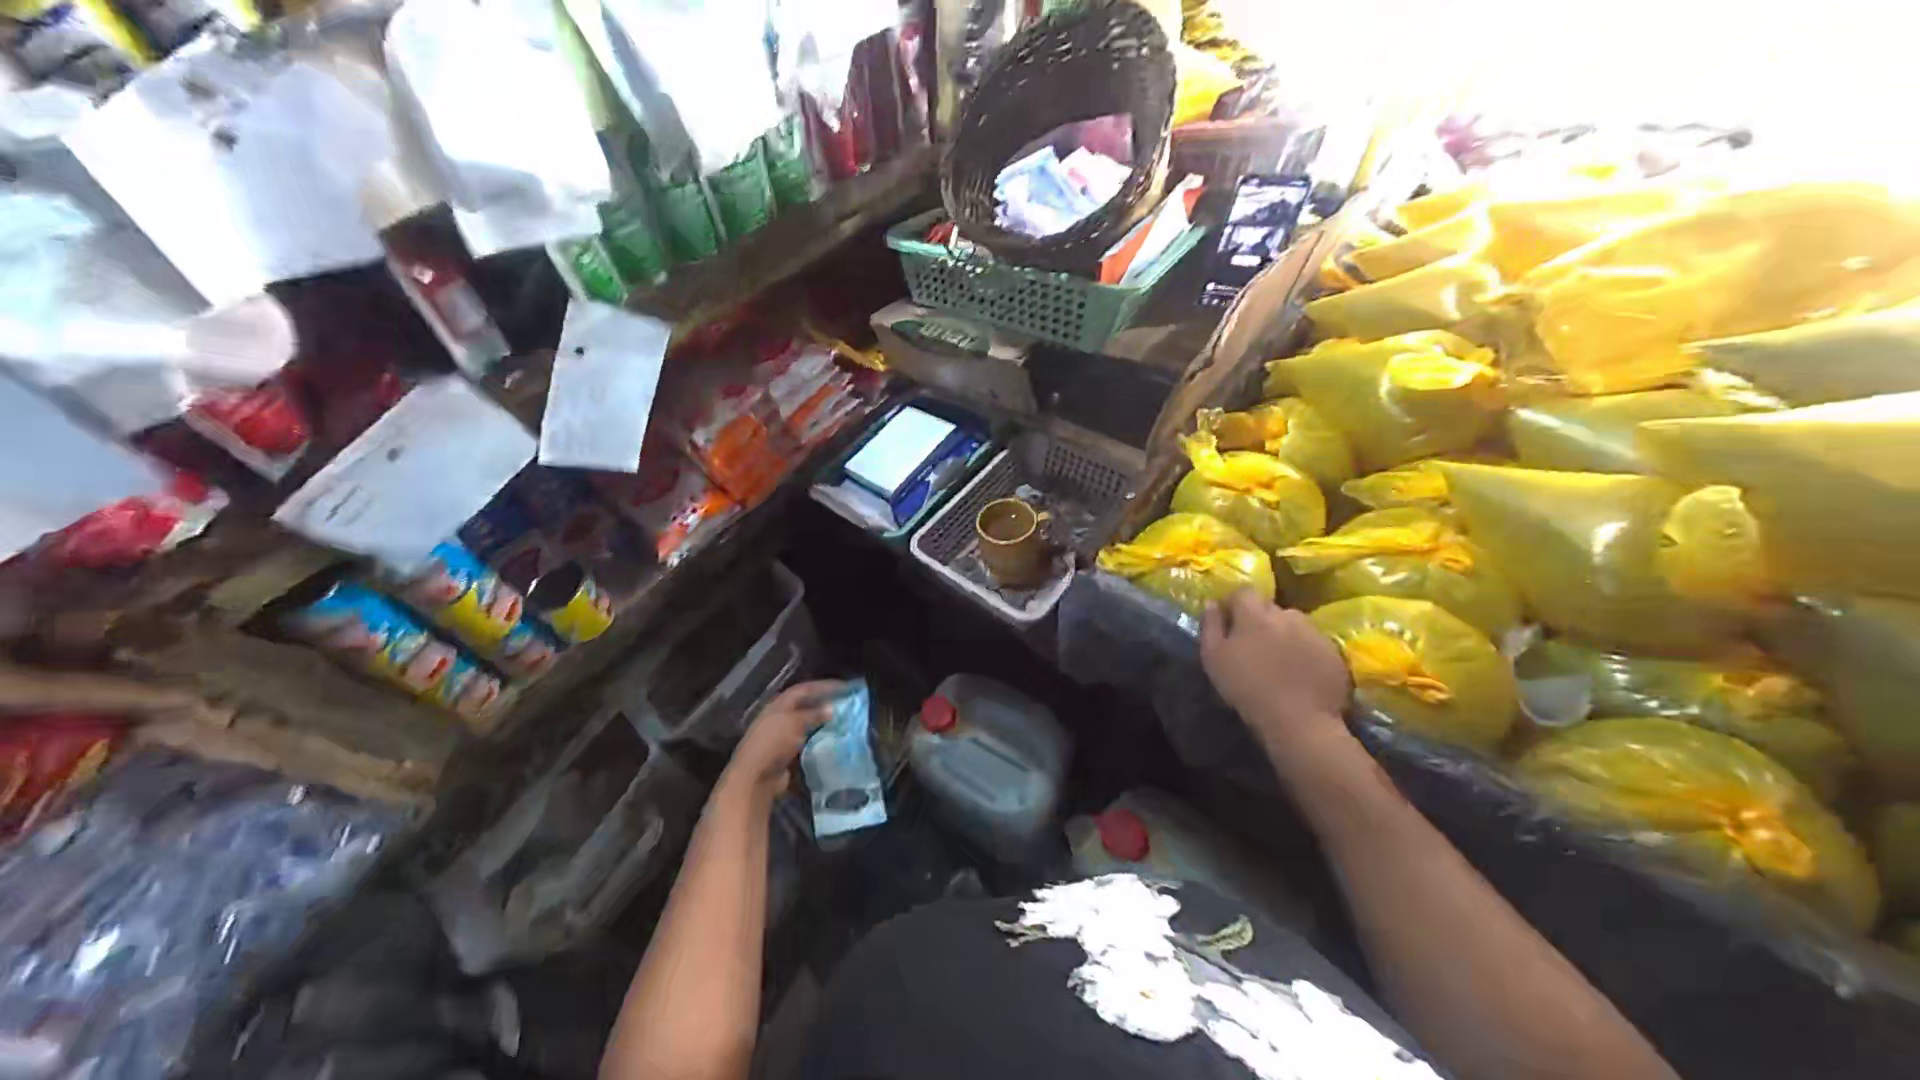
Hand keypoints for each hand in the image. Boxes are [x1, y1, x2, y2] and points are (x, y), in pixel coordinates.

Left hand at [723, 679, 845, 796]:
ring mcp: (782, 737)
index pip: (804, 689)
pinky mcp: (786, 754)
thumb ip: (814, 714)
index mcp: (779, 705)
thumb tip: (831, 708)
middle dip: (824, 705)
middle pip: (805, 707)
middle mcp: (780, 718)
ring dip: (823, 724)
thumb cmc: (774, 743)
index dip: (823, 686)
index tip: (844, 687)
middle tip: (846, 705)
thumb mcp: (795, 723)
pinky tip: (833, 742)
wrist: (756, 777)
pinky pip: (807, 743)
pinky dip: (819, 741)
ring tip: (843, 723)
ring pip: (807, 726)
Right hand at [1201, 590, 1351, 754]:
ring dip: (1285, 633)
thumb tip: (1212, 602)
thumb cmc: (1247, 689)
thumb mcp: (1213, 658)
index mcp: (1255, 615)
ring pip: (1294, 623)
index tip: (1229, 622)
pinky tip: (1300, 673)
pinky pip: (1314, 642)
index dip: (1235, 604)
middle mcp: (1287, 615)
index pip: (1243, 592)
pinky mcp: (1334, 652)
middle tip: (1253, 645)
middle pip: (1270, 607)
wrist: (1299, 721)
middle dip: (1260, 620)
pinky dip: (1305, 651)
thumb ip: (1211, 625)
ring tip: (1280, 660)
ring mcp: (1314, 632)